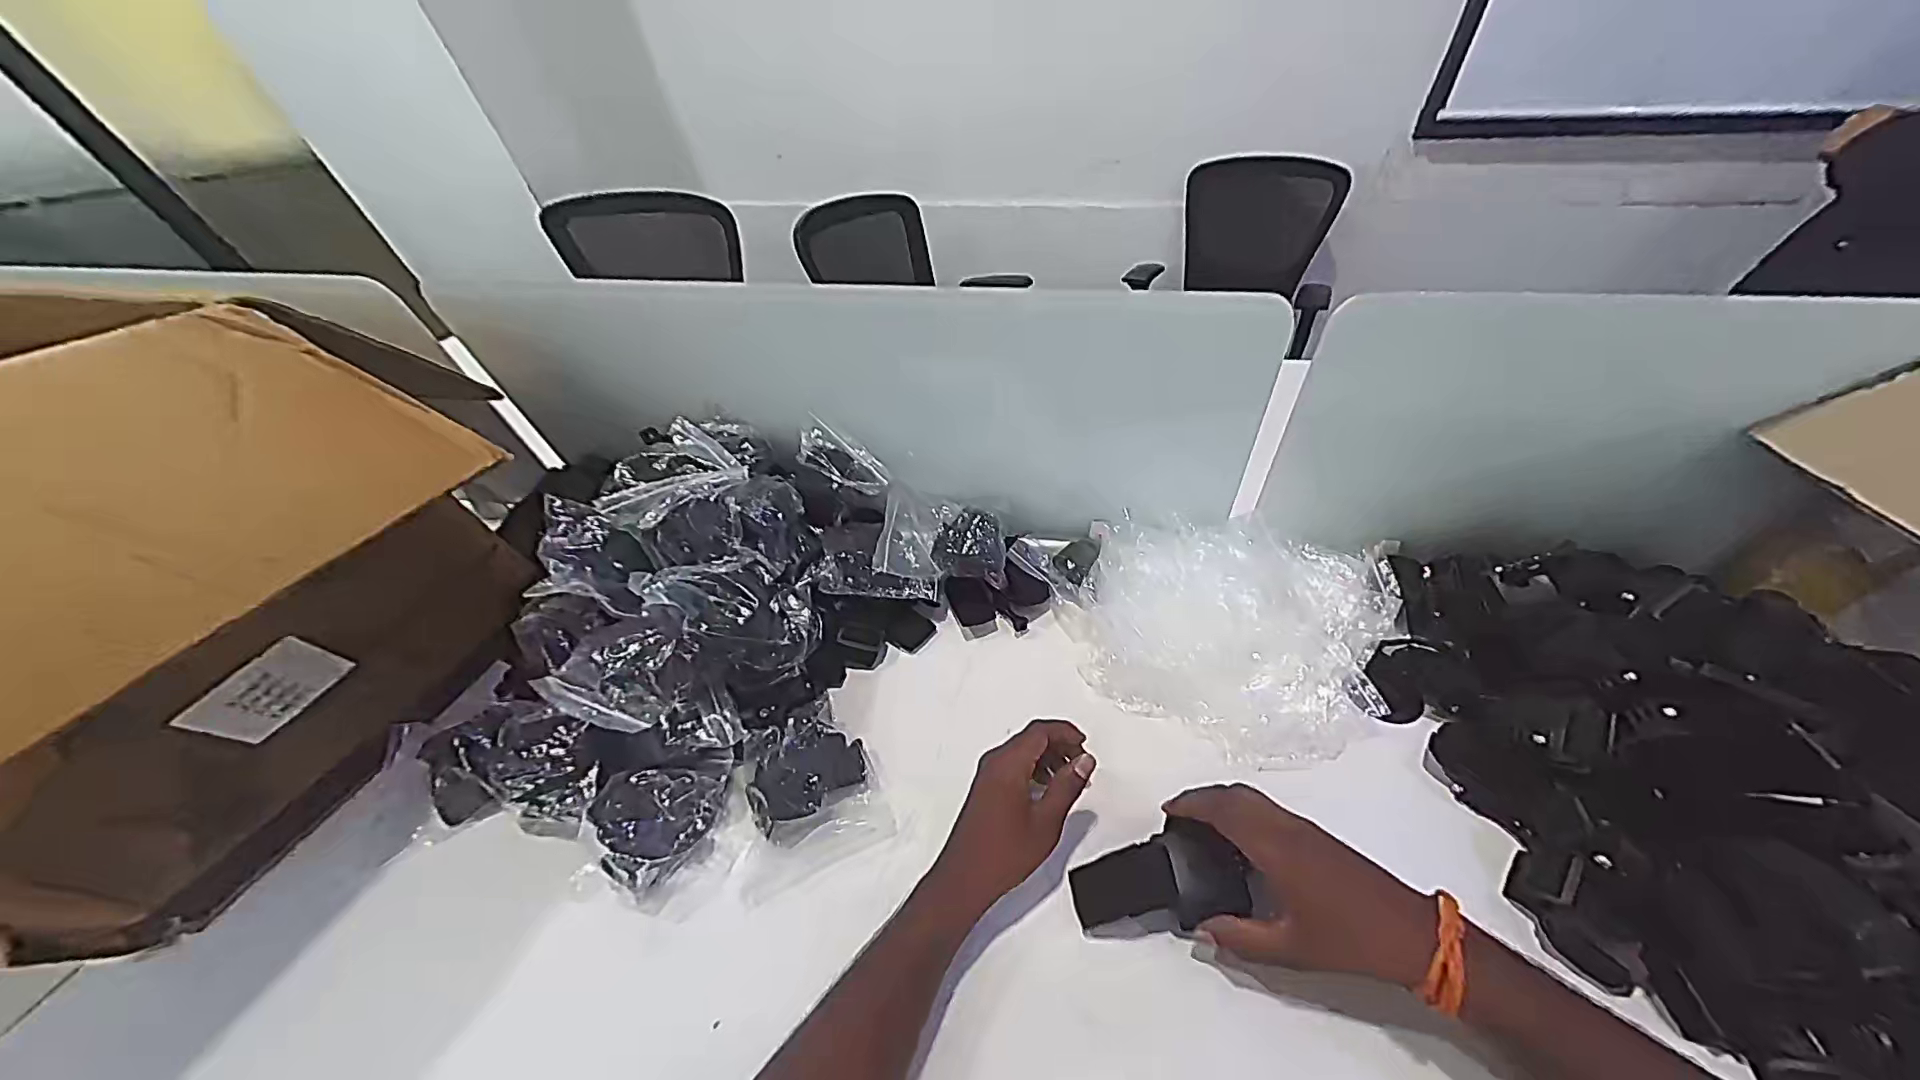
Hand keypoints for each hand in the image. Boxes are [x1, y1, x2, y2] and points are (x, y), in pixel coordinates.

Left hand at [928, 719, 1096, 914]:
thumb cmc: (999, 854)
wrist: (967, 876)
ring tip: (1069, 777)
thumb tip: (1083, 763)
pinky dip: (1034, 769)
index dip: (1066, 732)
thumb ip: (1068, 785)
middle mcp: (994, 763)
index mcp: (1008, 764)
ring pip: (1022, 751)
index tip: (1082, 741)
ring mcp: (987, 775)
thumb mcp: (1047, 819)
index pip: (1040, 731)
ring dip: (1048, 758)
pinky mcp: (986, 787)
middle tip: (1080, 759)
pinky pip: (1013, 765)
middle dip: (1059, 744)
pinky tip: (1048, 789)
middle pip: (1031, 738)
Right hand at [1164, 784, 1433, 987]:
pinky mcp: (1314, 835)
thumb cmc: (1353, 937)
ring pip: (1251, 797)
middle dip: (1201, 797)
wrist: (1410, 933)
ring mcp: (1302, 828)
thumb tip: (1205, 931)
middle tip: (1180, 811)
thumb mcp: (1289, 947)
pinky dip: (1241, 808)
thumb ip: (1240, 938)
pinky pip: (1266, 806)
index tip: (1170, 809)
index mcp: (1275, 847)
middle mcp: (1287, 828)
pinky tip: (1239, 834)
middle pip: (1235, 794)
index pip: (1223, 809)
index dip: (1191, 804)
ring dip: (1222, 800)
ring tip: (1203, 819)